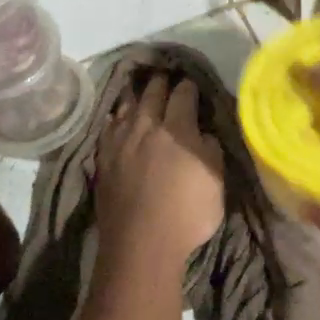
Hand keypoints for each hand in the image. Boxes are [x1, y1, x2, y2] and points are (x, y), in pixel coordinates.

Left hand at [96, 75, 224, 265]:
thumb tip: (204, 134)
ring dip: (136, 96)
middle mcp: (147, 127)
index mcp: (178, 129)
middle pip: (152, 95)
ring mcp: (120, 142)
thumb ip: (211, 151)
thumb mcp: (216, 182)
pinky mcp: (103, 159)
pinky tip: (116, 118)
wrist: (140, 243)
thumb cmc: (187, 214)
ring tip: (140, 90)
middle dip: (161, 83)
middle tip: (166, 76)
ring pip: (127, 108)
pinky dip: (115, 118)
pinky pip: (108, 128)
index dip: (190, 87)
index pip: (184, 96)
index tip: (193, 84)